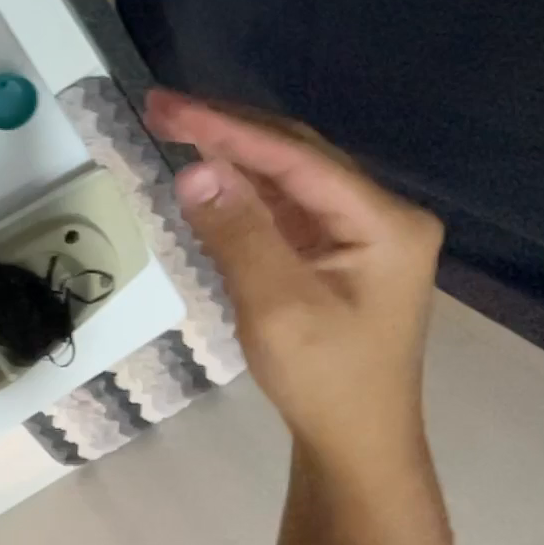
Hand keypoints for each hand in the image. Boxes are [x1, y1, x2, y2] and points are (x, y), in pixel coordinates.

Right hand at [145, 90, 445, 464]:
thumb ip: (238, 233)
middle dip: (226, 127)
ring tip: (172, 125)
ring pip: (285, 172)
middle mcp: (377, 214)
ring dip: (229, 149)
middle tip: (159, 107)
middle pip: (294, 152)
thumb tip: (192, 170)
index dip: (226, 129)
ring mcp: (355, 230)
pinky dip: (237, 182)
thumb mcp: (277, 305)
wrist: (353, 437)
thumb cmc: (323, 377)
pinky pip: (279, 201)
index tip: (165, 107)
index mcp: (384, 222)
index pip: (294, 158)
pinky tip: (205, 170)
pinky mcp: (330, 248)